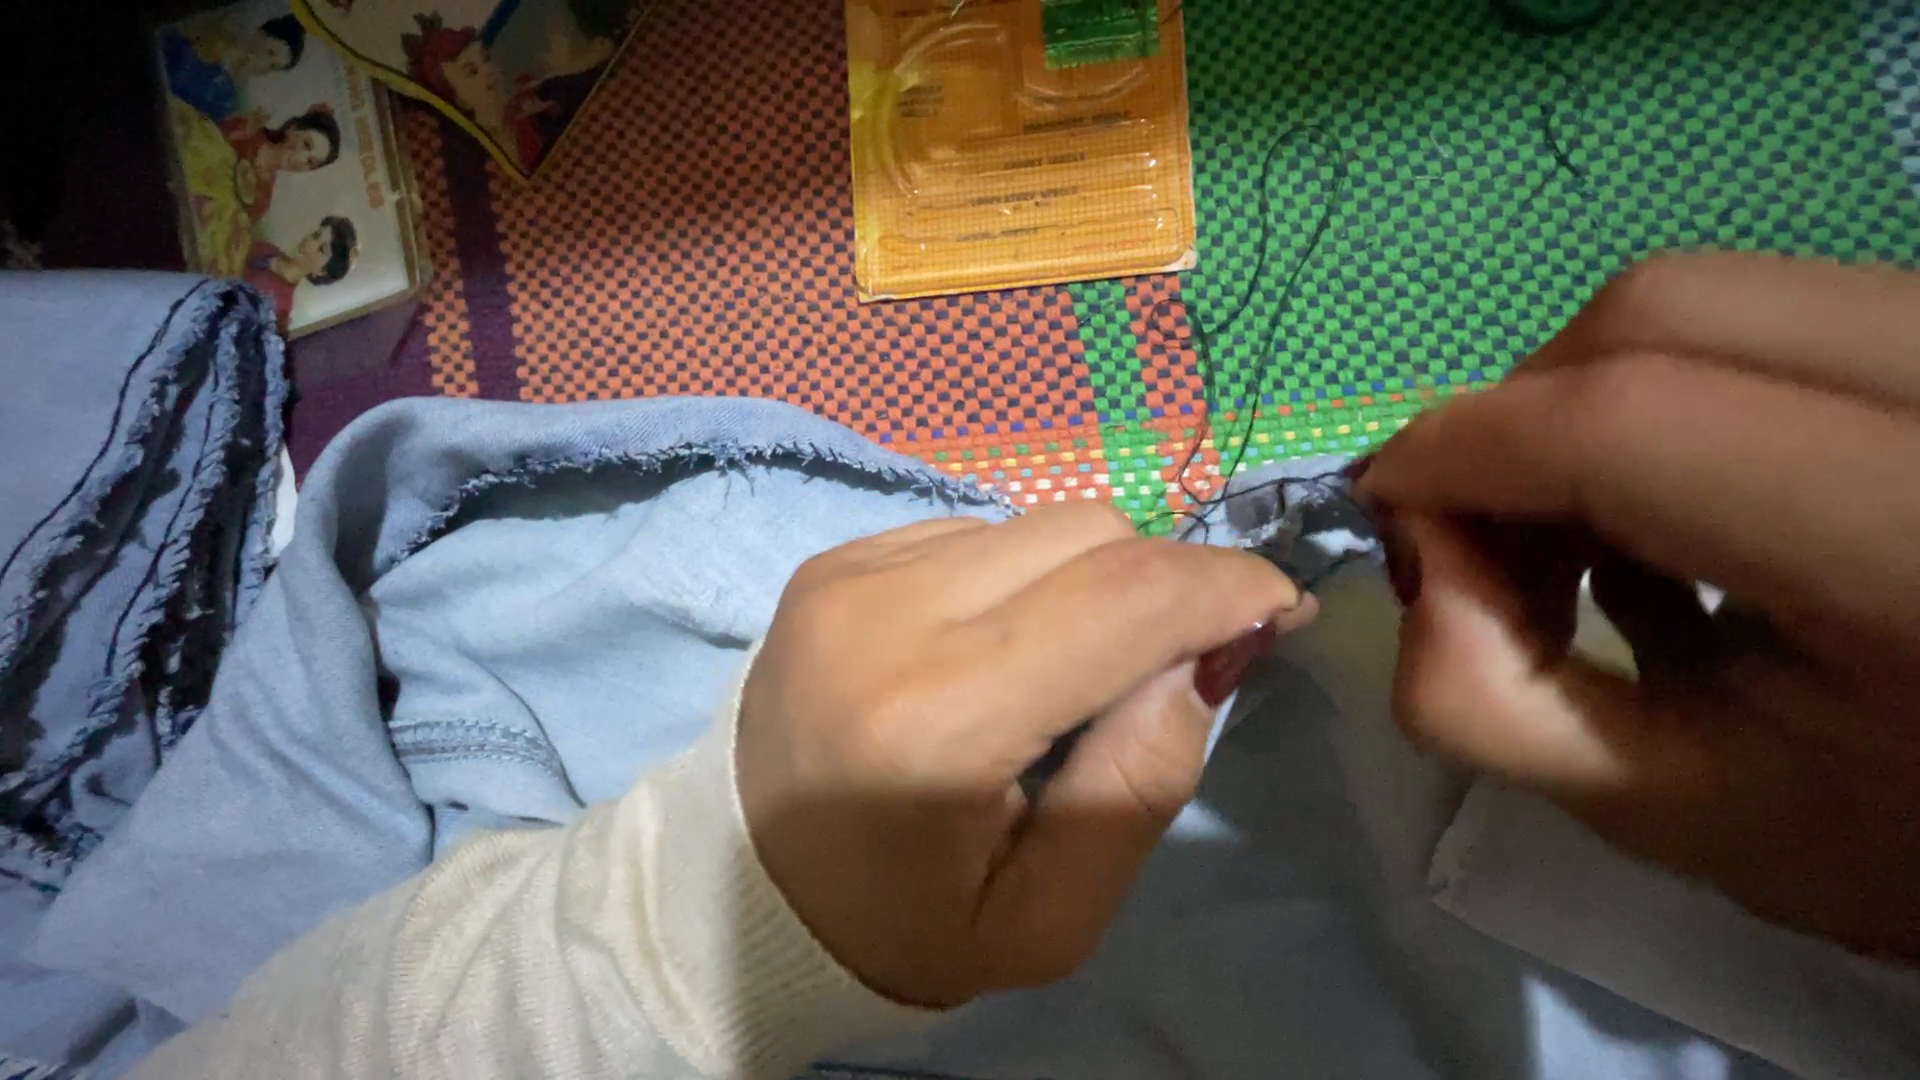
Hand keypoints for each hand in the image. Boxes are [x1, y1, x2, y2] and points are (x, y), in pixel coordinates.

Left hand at [736, 504, 1313, 1006]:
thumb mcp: (1047, 916)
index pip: (1120, 600)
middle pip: (1088, 534)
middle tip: (1172, 653)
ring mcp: (851, 570)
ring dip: (1089, 577)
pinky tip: (990, 638)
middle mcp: (884, 613)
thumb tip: (1199, 655)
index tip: (1278, 605)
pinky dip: (1020, 573)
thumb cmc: (904, 919)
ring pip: (1038, 521)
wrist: (747, 880)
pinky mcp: (835, 558)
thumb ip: (1140, 782)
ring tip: (1062, 660)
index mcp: (937, 717)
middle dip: (1163, 579)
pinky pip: (977, 530)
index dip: (1223, 586)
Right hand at [1355, 252, 1919, 958]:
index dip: (1459, 451)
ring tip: (1581, 531)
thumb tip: (1418, 566)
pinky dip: (1657, 398)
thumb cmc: (1905, 844)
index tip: (1391, 522)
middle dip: (1513, 418)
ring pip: (1710, 300)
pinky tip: (1668, 510)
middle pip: (1661, 314)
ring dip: (1578, 408)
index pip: (1630, 421)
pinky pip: (1768, 317)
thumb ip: (1488, 700)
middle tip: (1486, 532)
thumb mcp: (1676, 814)